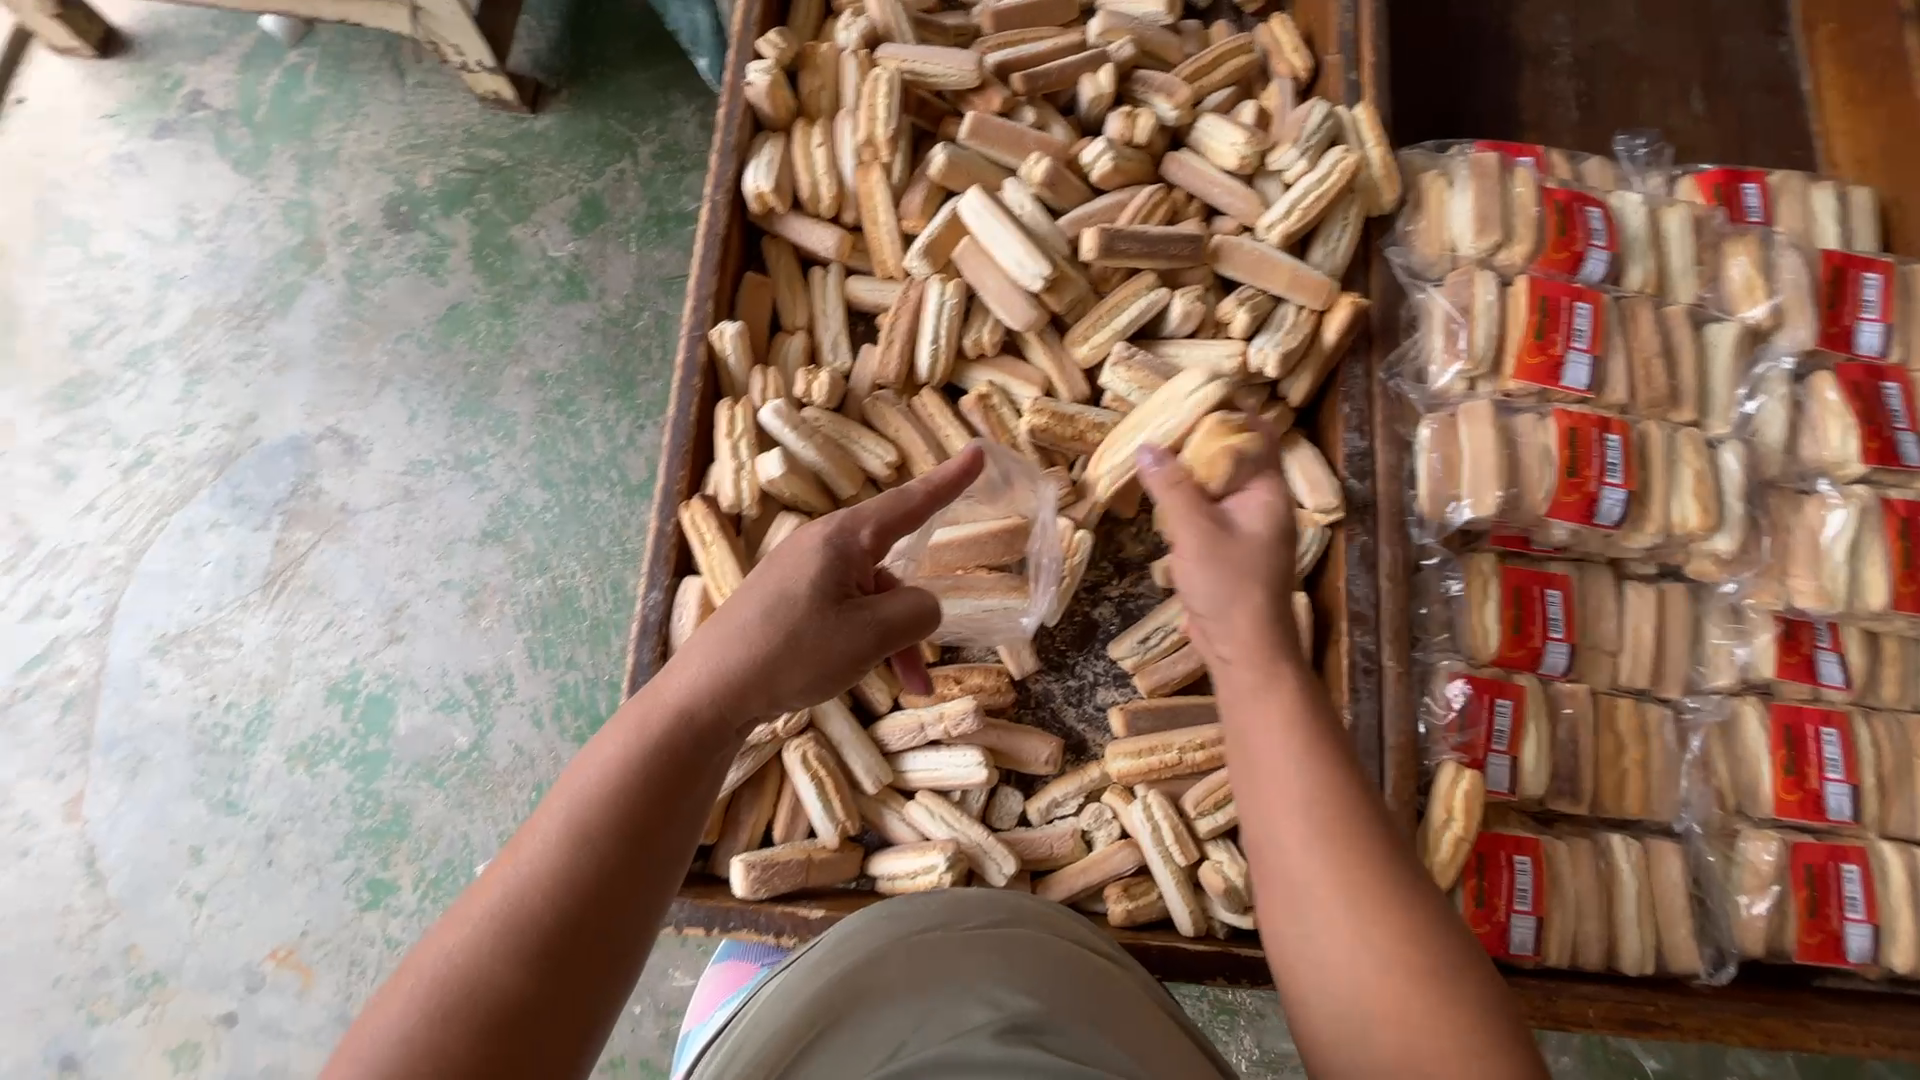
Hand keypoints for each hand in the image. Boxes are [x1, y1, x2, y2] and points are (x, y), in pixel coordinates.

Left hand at [663, 445, 984, 729]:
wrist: (709, 692)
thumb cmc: (792, 652)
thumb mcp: (870, 635)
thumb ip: (917, 612)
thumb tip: (924, 605)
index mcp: (843, 538)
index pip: (909, 502)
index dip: (949, 481)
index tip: (979, 452)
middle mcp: (822, 546)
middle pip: (891, 569)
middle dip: (912, 619)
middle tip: (923, 674)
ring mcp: (802, 573)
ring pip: (869, 598)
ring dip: (890, 640)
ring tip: (900, 690)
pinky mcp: (788, 600)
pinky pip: (843, 610)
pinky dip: (863, 640)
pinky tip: (861, 676)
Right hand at [1133, 431, 1302, 677]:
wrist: (1243, 650)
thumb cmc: (1228, 587)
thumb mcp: (1194, 532)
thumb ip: (1171, 487)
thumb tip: (1147, 446)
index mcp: (1267, 493)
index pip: (1255, 437)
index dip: (1228, 414)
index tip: (1193, 397)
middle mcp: (1262, 506)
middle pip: (1232, 460)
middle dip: (1198, 443)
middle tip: (1160, 425)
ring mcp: (1247, 530)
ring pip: (1216, 489)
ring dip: (1188, 475)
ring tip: (1153, 456)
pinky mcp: (1230, 551)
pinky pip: (1208, 514)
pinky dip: (1186, 503)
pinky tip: (1161, 502)